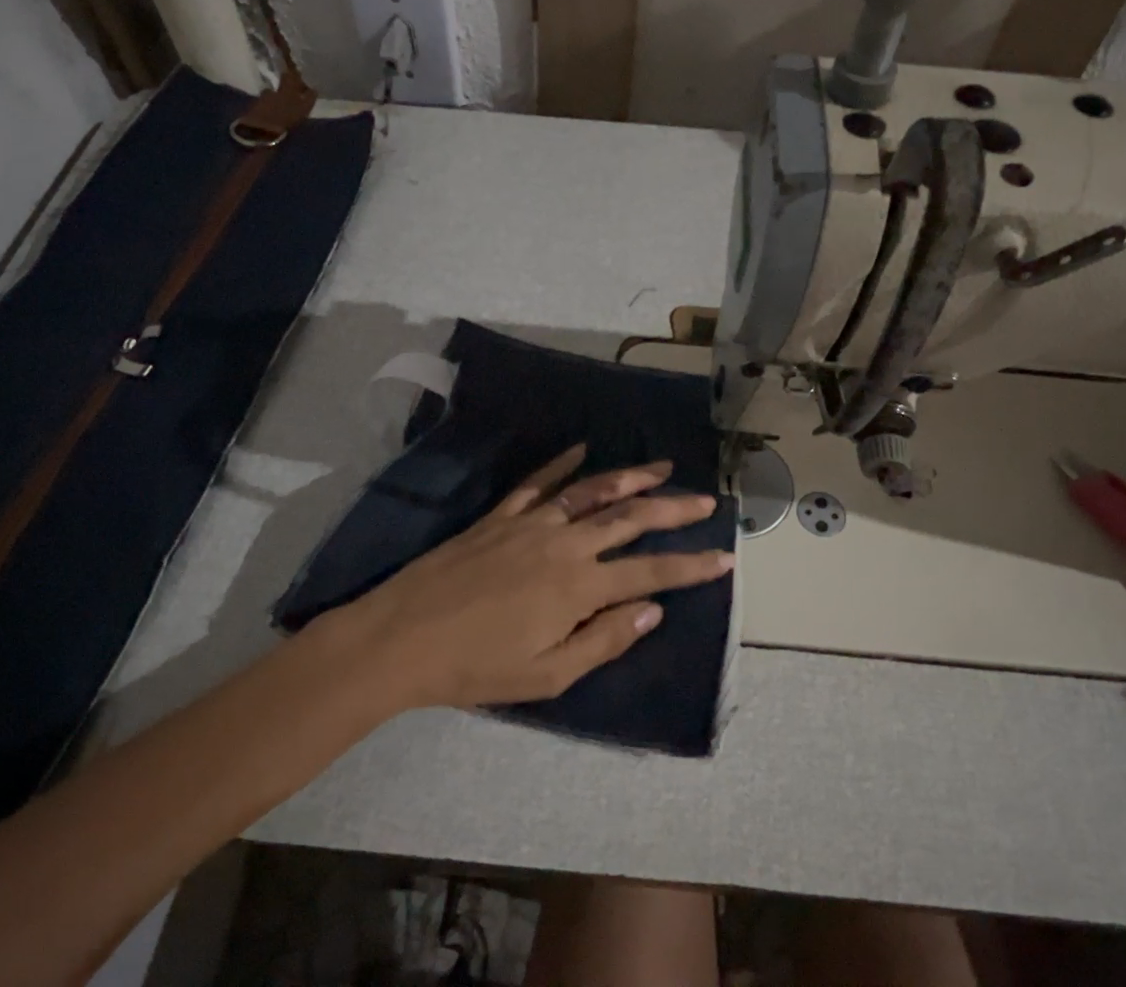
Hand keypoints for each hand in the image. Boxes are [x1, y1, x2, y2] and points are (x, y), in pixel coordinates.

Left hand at [311, 445, 733, 709]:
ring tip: (660, 467)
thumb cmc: (475, 667)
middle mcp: (563, 545)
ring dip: (629, 478)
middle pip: (629, 520)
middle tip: (705, 501)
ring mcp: (528, 525)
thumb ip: (604, 640)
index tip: (725, 558)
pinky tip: (582, 451)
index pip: (651, 573)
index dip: (691, 567)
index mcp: (579, 588)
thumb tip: (652, 611)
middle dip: (672, 509)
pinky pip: (537, 483)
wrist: (400, 638)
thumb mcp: (548, 674)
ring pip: (590, 492)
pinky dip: (562, 465)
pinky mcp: (497, 518)